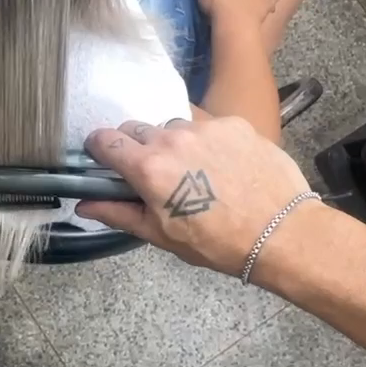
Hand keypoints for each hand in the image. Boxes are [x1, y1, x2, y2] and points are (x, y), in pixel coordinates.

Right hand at [76, 113, 316, 276]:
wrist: (282, 233)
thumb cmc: (216, 242)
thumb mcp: (159, 234)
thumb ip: (117, 213)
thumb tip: (84, 204)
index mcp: (148, 167)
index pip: (105, 139)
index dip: (99, 149)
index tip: (103, 160)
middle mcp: (172, 139)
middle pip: (135, 128)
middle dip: (134, 147)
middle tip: (151, 173)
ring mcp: (205, 128)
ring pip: (171, 126)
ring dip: (170, 142)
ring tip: (190, 170)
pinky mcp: (234, 124)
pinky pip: (205, 125)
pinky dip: (204, 141)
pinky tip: (220, 165)